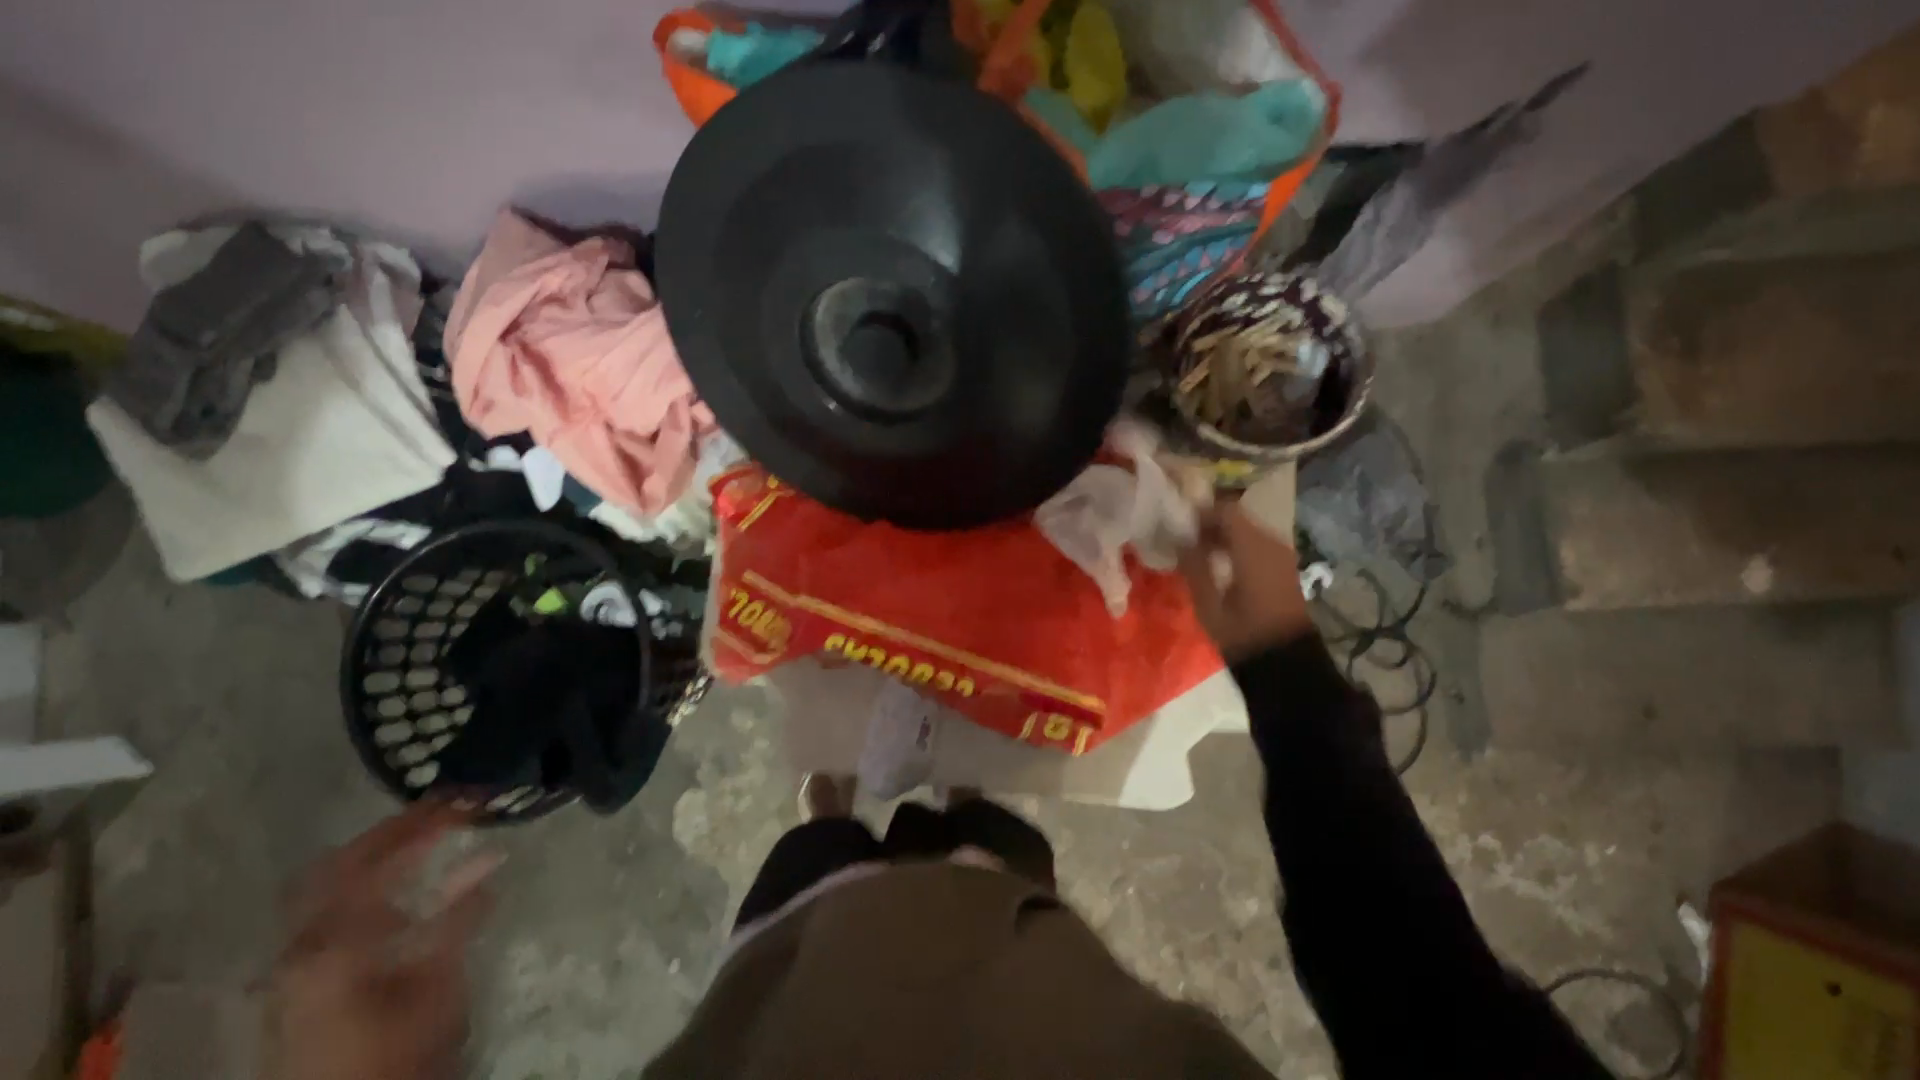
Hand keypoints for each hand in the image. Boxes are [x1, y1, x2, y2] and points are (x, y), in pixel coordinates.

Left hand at [267, 802, 498, 1079]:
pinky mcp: (302, 982)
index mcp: (334, 939)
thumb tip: (488, 865)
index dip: (418, 827)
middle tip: (437, 814)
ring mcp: (296, 963)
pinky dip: (368, 891)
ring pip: (329, 889)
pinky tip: (402, 897)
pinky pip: (331, 914)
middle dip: (390, 834)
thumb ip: (459, 921)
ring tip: (423, 846)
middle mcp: (303, 942)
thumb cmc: (396, 1052)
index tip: (460, 802)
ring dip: (376, 861)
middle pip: (338, 866)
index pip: (375, 862)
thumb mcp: (439, 989)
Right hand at [1178, 502, 1314, 661]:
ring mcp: (1282, 554)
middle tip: (1184, 541)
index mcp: (1252, 548)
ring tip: (1199, 555)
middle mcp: (1271, 543)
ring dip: (1224, 537)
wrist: (1286, 661)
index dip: (1200, 514)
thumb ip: (1194, 566)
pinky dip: (1238, 548)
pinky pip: (1257, 545)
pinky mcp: (1285, 567)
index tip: (1178, 526)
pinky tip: (1220, 566)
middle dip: (1210, 525)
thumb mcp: (1209, 604)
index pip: (1225, 511)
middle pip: (1238, 519)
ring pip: (1247, 531)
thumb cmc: (1243, 634)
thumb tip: (1180, 541)